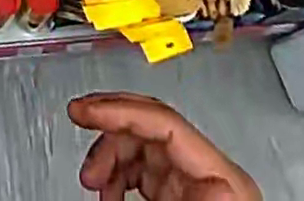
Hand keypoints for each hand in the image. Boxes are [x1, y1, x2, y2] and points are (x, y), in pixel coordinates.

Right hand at [69, 92, 260, 200]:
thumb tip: (157, 189)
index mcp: (223, 182)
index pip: (162, 123)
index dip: (117, 111)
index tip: (83, 111)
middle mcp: (211, 177)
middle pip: (150, 130)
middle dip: (110, 131)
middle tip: (80, 129)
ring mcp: (199, 190)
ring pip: (143, 150)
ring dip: (111, 160)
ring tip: (93, 184)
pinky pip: (146, 175)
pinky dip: (121, 180)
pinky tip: (110, 196)